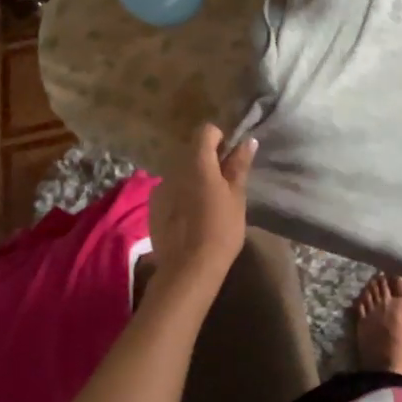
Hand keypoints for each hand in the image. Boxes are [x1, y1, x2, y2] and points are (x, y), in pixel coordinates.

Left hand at [148, 123, 256, 289]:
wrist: (188, 270)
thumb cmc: (221, 230)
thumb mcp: (236, 197)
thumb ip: (239, 165)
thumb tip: (248, 141)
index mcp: (197, 162)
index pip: (206, 131)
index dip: (220, 140)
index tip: (230, 161)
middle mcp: (174, 169)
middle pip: (192, 151)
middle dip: (208, 161)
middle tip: (223, 186)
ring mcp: (160, 188)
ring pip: (181, 172)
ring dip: (193, 179)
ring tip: (206, 205)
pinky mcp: (153, 206)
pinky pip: (170, 190)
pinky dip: (180, 195)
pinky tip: (190, 219)